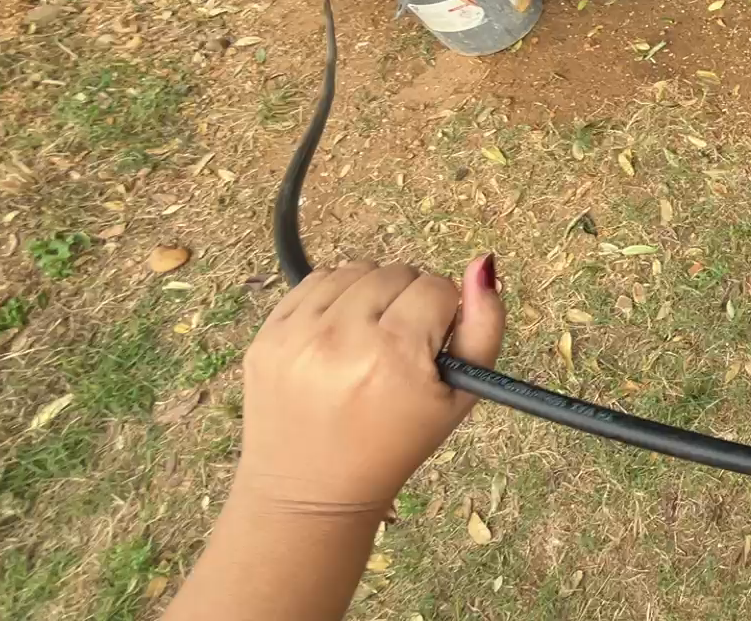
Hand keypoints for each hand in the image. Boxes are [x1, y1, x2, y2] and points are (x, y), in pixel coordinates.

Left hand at [235, 254, 503, 514]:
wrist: (310, 490)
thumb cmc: (402, 437)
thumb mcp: (465, 389)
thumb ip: (486, 321)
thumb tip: (483, 262)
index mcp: (393, 355)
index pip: (437, 286)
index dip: (444, 311)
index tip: (433, 342)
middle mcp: (339, 339)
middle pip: (398, 273)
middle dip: (410, 298)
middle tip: (404, 340)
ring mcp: (294, 337)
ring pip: (358, 270)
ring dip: (375, 292)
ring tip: (373, 332)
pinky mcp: (264, 338)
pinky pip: (316, 281)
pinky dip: (338, 295)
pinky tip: (343, 329)